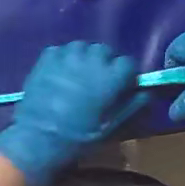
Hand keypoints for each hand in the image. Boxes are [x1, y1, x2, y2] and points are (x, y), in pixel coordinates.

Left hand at [0, 42, 148, 185]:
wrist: (38, 138)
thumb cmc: (79, 137)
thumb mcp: (112, 127)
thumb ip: (132, 106)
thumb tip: (146, 92)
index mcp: (111, 76)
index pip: (128, 63)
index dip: (126, 75)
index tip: (120, 87)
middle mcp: (91, 59)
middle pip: (105, 51)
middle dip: (105, 64)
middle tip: (97, 82)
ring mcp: (67, 55)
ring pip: (83, 47)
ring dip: (84, 58)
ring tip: (78, 75)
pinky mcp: (47, 56)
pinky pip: (61, 50)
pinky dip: (64, 59)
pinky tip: (60, 74)